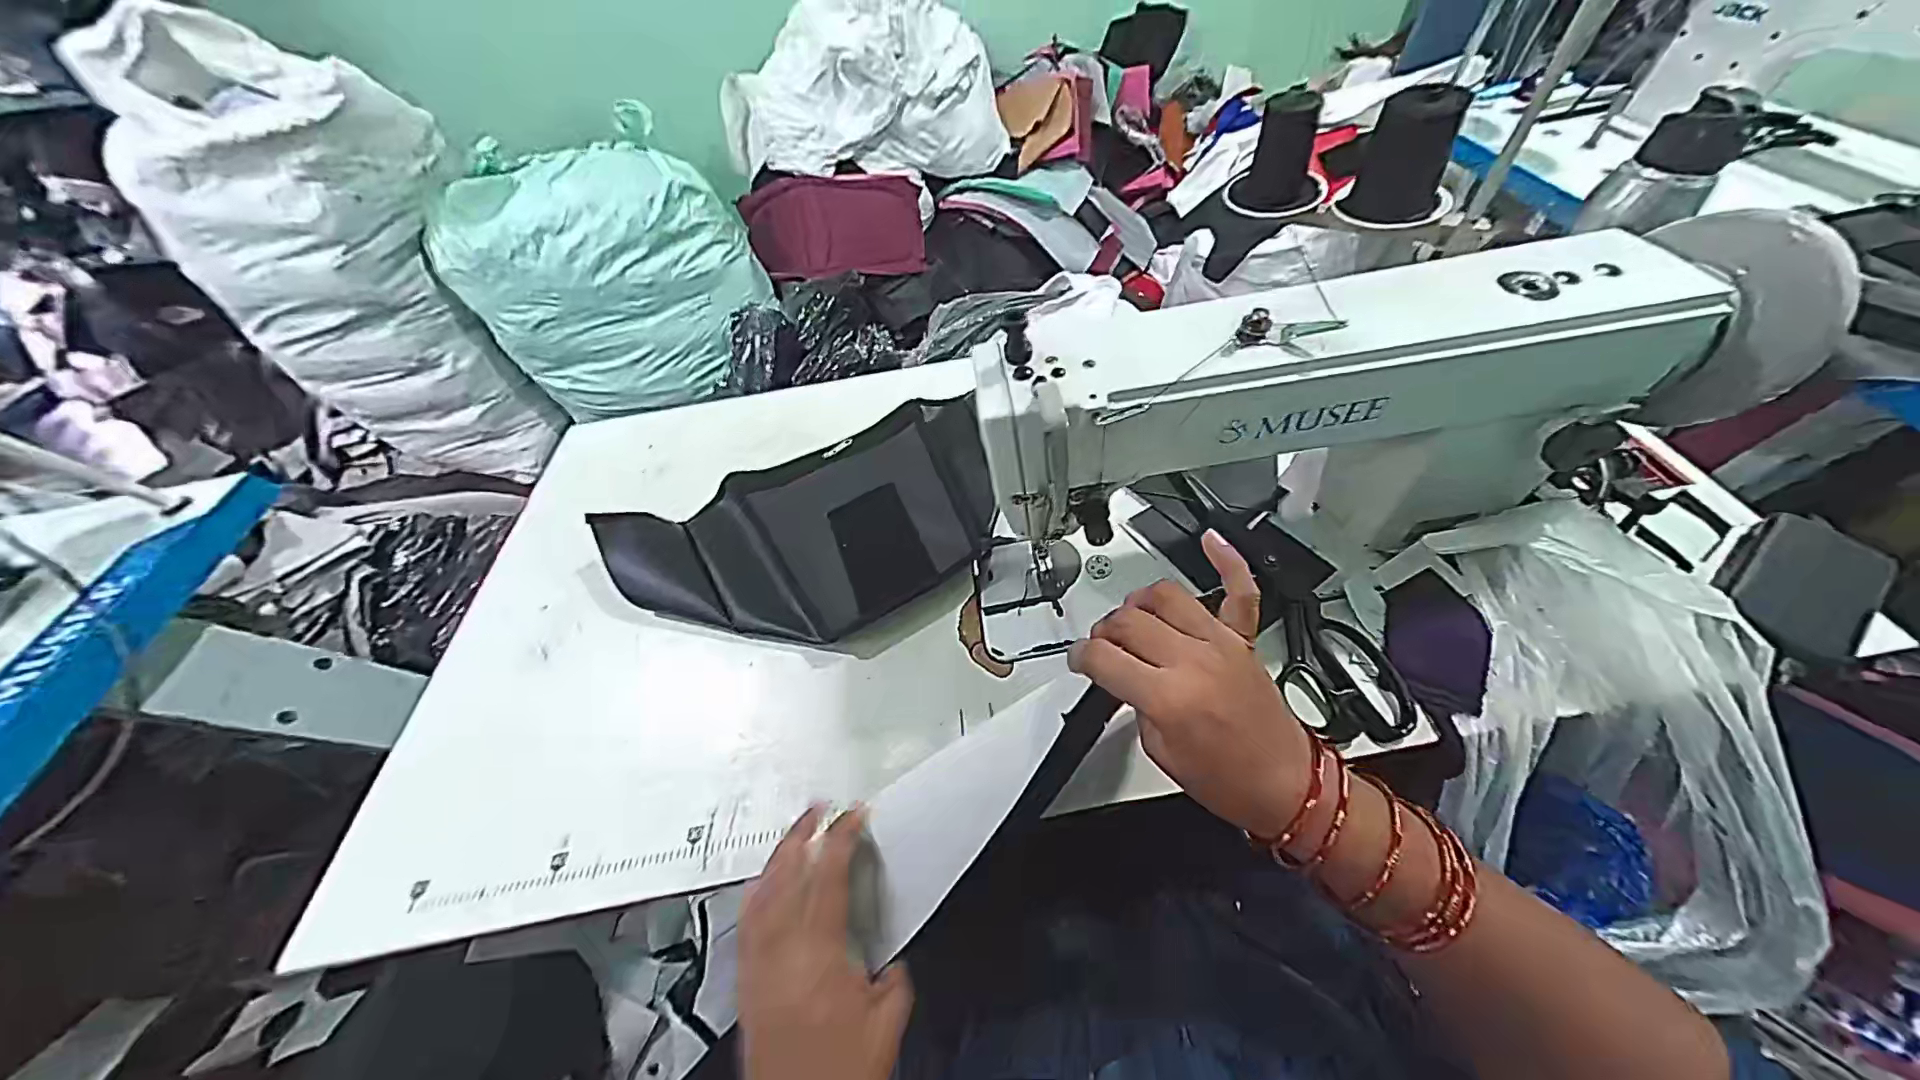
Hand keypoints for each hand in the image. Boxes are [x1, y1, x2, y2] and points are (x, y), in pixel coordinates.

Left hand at [739, 805, 912, 1079]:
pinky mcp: (746, 979)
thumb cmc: (834, 1075)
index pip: (829, 877)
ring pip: (763, 892)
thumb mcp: (886, 1023)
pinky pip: (747, 919)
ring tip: (795, 832)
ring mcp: (760, 963)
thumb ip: (895, 979)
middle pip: (789, 874)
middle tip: (820, 809)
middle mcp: (783, 952)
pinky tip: (764, 880)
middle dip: (805, 833)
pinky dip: (757, 889)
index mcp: (821, 955)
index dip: (842, 838)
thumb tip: (893, 957)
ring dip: (780, 854)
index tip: (853, 816)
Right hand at [1068, 530, 1312, 837]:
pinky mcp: (1242, 641)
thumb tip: (1120, 674)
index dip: (1081, 656)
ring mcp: (1221, 645)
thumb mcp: (1160, 751)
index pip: (1104, 657)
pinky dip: (1227, 562)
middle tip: (1104, 647)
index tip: (1080, 659)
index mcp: (1169, 697)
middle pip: (1128, 621)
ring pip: (1167, 595)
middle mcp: (1194, 662)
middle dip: (1104, 633)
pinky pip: (1239, 591)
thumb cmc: (1230, 779)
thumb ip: (1134, 703)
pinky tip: (1210, 540)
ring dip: (1139, 602)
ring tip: (1133, 616)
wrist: (1286, 785)